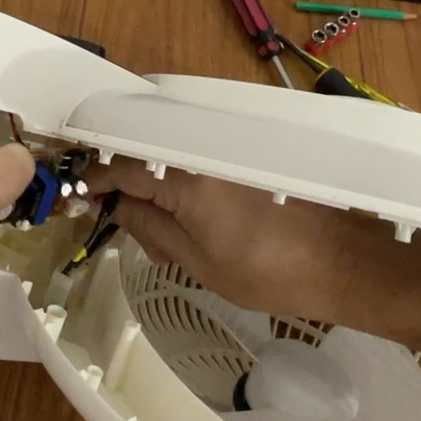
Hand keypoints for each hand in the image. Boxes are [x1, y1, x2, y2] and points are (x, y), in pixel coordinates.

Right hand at [85, 158, 389, 323]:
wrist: (342, 261)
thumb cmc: (268, 270)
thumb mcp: (195, 259)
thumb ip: (146, 225)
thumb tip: (113, 205)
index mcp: (184, 174)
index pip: (121, 166)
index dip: (94, 181)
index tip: (78, 198)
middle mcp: (201, 149)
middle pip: (143, 158)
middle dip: (128, 194)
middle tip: (134, 237)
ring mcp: (224, 149)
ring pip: (168, 161)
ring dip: (156, 194)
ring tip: (166, 244)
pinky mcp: (243, 156)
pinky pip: (195, 162)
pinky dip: (183, 188)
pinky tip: (192, 226)